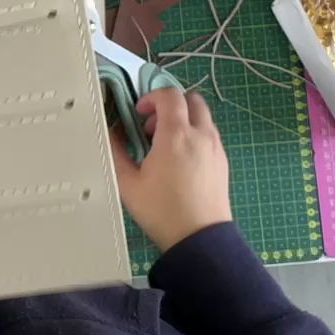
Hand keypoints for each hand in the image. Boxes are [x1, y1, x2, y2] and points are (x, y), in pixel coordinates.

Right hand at [110, 87, 231, 250]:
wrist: (199, 239)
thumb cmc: (161, 210)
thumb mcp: (127, 182)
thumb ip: (116, 150)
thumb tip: (112, 133)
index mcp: (176, 135)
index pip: (169, 95)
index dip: (151, 97)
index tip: (139, 113)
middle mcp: (200, 135)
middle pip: (191, 99)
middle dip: (170, 104)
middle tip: (153, 125)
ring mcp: (215, 147)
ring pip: (202, 116)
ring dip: (183, 119)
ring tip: (164, 143)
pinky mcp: (222, 161)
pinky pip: (209, 134)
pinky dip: (194, 134)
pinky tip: (180, 159)